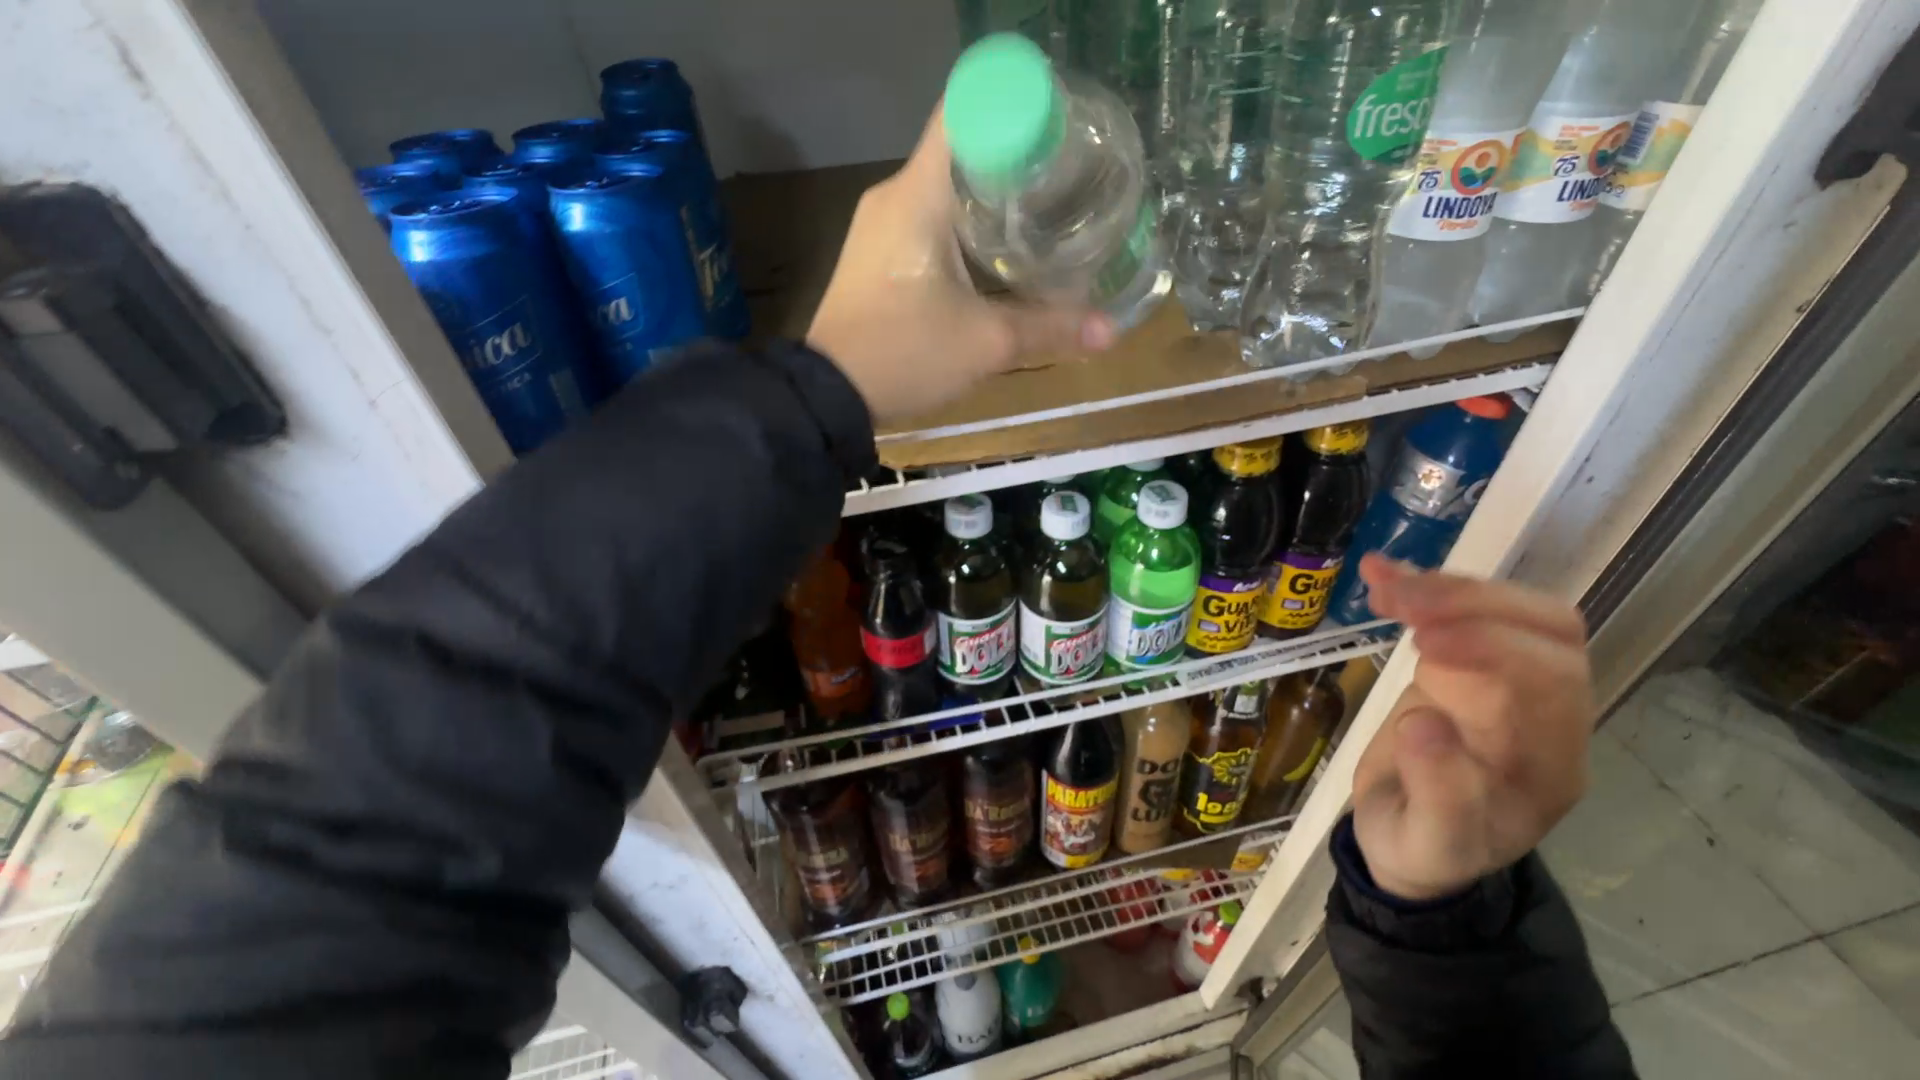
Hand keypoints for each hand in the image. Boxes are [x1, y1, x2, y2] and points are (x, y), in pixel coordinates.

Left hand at [806, 107, 1116, 425]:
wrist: (827, 397)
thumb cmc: (904, 353)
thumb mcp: (985, 343)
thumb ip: (1049, 328)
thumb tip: (1111, 329)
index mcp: (917, 194)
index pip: (965, 112)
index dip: (1017, 110)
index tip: (1062, 131)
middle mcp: (894, 196)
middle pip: (962, 151)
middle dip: (1017, 161)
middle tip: (1070, 179)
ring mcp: (880, 225)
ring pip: (946, 189)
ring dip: (992, 198)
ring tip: (1045, 214)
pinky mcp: (876, 254)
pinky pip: (929, 220)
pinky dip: (966, 227)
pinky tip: (998, 252)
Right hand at [1350, 555, 1594, 901]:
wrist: (1415, 847)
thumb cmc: (1424, 850)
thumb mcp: (1425, 846)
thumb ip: (1439, 798)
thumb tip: (1423, 722)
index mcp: (1548, 764)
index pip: (1548, 682)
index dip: (1492, 651)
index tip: (1421, 643)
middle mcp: (1550, 716)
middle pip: (1547, 633)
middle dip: (1473, 605)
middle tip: (1398, 600)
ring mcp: (1518, 685)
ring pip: (1515, 611)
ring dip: (1450, 589)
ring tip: (1383, 583)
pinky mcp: (1479, 666)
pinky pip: (1472, 613)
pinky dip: (1429, 587)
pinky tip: (1381, 573)